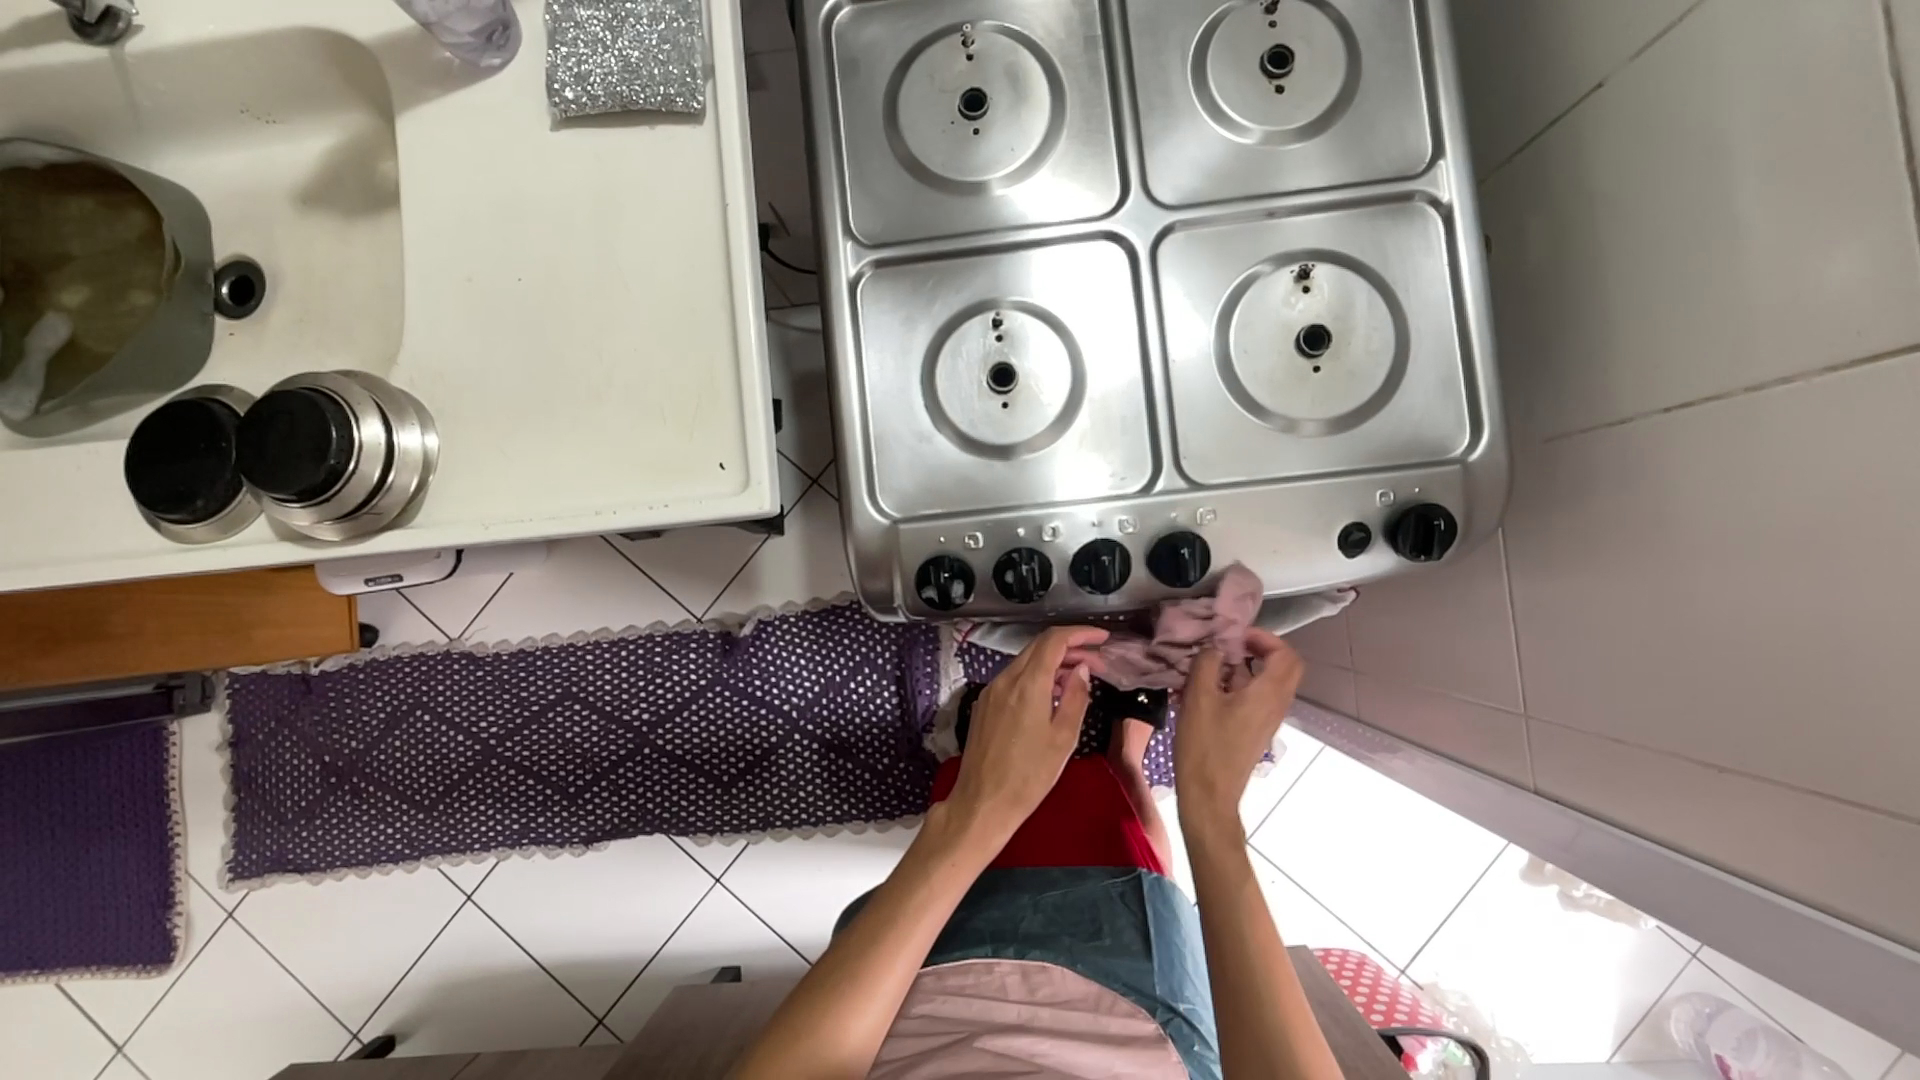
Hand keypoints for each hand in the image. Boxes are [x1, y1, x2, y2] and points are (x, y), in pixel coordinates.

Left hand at [948, 626, 1109, 839]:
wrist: (983, 802)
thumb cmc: (1029, 775)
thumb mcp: (1064, 738)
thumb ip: (1076, 697)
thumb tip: (1082, 669)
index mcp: (1027, 684)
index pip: (1054, 640)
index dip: (1080, 633)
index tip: (1103, 638)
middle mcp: (1005, 679)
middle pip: (1038, 647)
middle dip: (1070, 647)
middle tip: (1097, 661)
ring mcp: (991, 691)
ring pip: (1025, 662)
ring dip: (1053, 663)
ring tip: (1079, 679)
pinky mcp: (985, 705)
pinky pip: (1013, 679)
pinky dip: (1036, 677)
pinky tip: (1051, 695)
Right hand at [1175, 629, 1304, 837]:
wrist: (1209, 795)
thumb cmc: (1205, 745)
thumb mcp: (1198, 697)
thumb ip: (1207, 663)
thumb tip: (1214, 646)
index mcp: (1269, 693)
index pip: (1285, 654)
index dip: (1263, 637)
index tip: (1234, 636)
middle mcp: (1276, 705)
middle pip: (1284, 667)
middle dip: (1259, 650)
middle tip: (1230, 646)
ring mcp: (1268, 720)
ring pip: (1269, 683)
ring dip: (1246, 668)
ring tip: (1212, 667)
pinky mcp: (1255, 731)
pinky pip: (1257, 698)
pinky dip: (1240, 686)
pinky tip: (1208, 691)